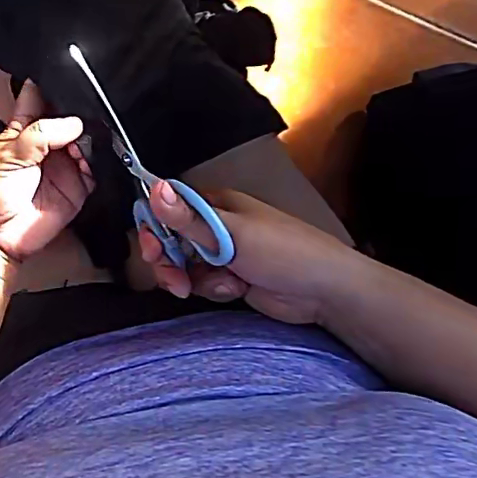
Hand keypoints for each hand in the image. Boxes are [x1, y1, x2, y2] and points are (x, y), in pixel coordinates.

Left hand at [0, 82, 93, 262]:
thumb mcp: (8, 156)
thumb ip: (40, 134)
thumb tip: (74, 123)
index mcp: (23, 129)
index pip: (40, 98)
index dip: (53, 85)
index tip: (68, 75)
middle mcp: (47, 145)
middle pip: (71, 118)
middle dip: (82, 114)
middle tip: (85, 116)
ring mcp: (64, 166)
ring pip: (88, 142)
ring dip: (93, 139)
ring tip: (85, 143)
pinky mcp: (78, 188)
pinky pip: (97, 171)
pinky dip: (101, 164)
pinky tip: (93, 161)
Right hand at [137, 182, 368, 324]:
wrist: (323, 290)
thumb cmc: (284, 251)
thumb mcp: (232, 234)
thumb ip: (189, 218)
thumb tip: (155, 187)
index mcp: (216, 205)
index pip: (170, 208)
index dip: (155, 228)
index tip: (152, 250)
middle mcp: (216, 226)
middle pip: (171, 241)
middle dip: (169, 263)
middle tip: (176, 282)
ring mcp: (223, 253)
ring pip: (185, 266)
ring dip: (195, 279)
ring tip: (221, 285)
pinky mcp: (230, 278)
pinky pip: (203, 283)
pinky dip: (213, 289)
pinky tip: (236, 290)